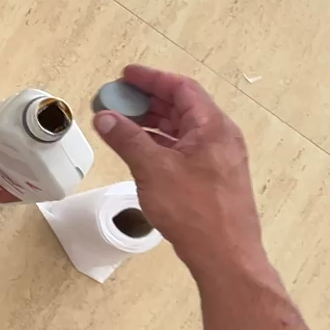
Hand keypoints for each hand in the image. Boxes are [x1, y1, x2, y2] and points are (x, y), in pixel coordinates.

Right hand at [91, 65, 266, 279]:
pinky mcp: (210, 176)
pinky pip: (181, 146)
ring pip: (180, 127)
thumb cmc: (194, 210)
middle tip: (115, 98)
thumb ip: (127, 139)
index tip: (125, 76)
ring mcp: (216, 158)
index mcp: (213, 128)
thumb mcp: (154, 169)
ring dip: (150, 121)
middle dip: (147, 99)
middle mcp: (219, 137)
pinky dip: (158, 141)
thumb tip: (104, 116)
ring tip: (119, 121)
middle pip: (181, 106)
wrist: (224, 254)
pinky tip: (137, 148)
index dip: (152, 79)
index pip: (182, 89)